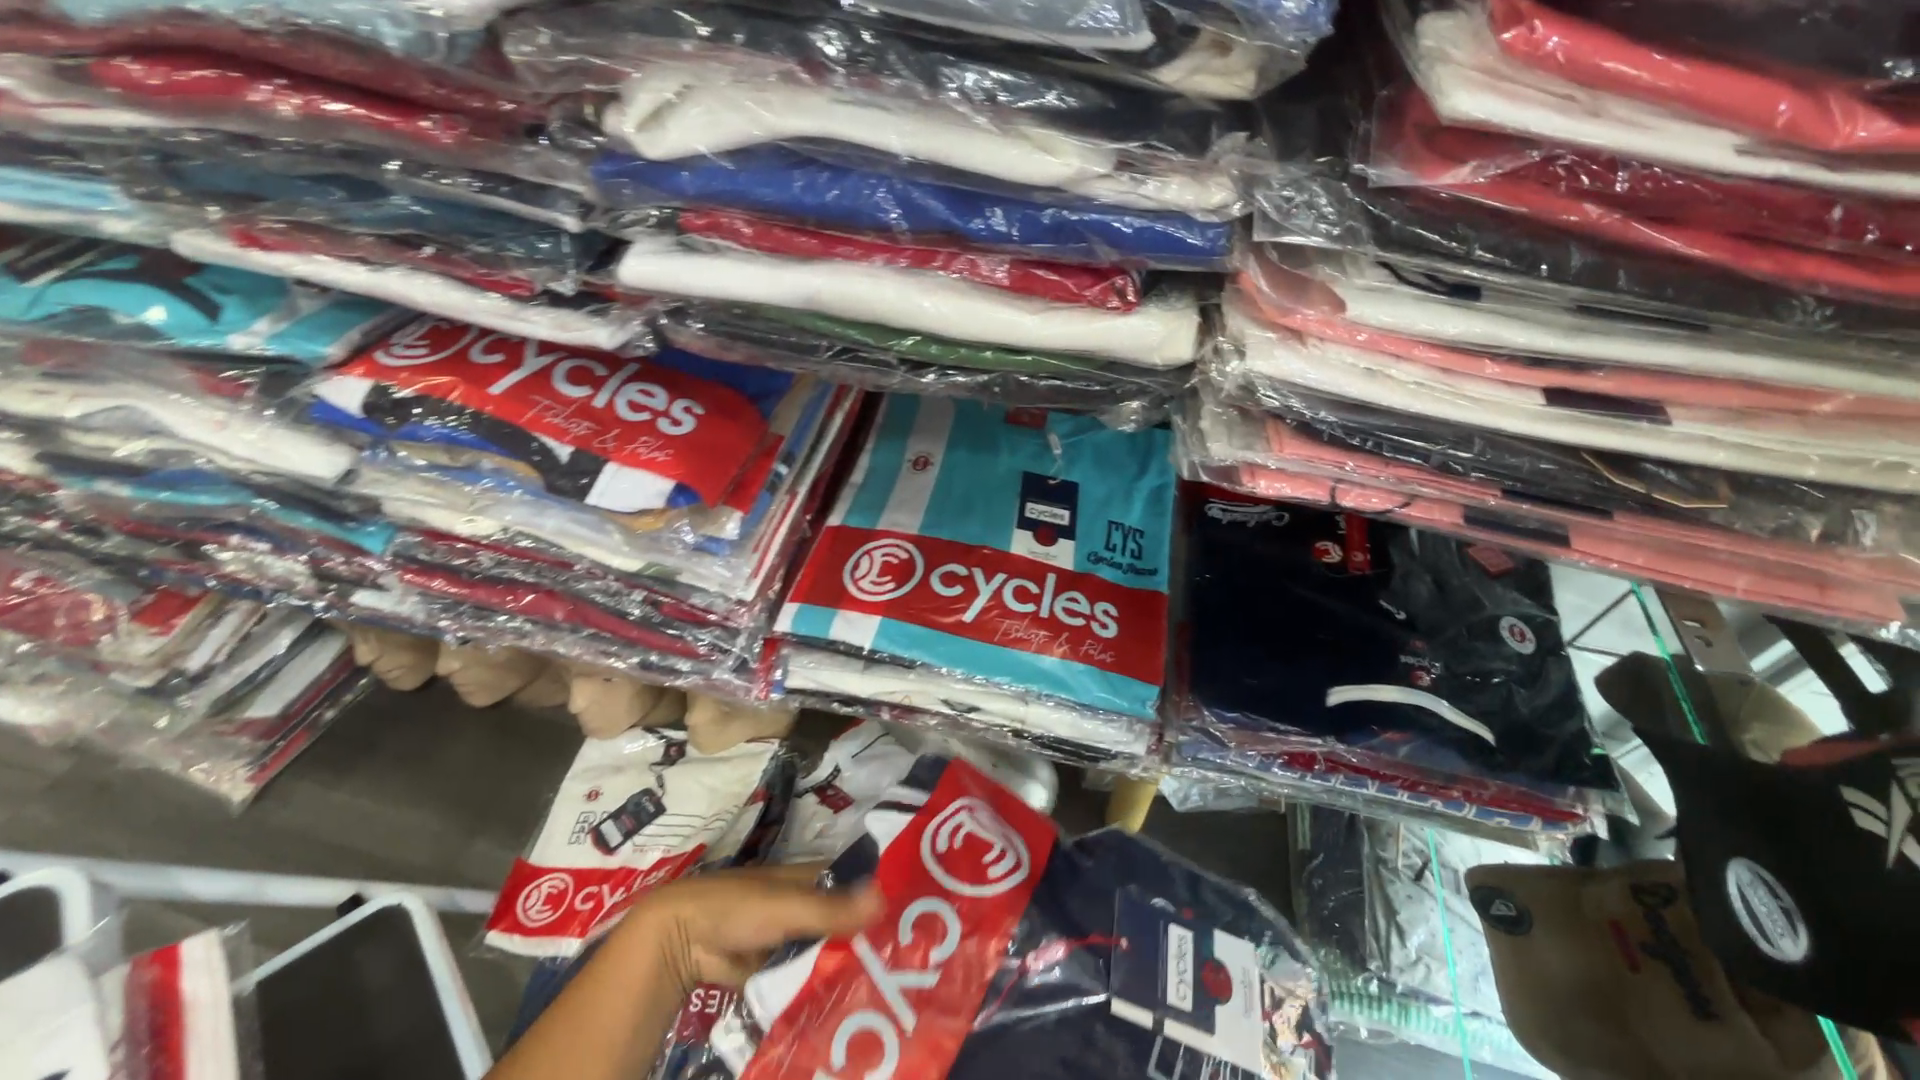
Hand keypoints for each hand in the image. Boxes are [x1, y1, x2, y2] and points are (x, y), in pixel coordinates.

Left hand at [621, 864, 882, 993]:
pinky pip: (809, 976)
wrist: (683, 940)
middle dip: (870, 935)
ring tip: (890, 983)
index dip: (880, 893)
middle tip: (908, 959)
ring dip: (850, 963)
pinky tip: (853, 998)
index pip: (854, 882)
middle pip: (845, 919)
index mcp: (810, 877)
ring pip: (829, 949)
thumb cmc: (736, 906)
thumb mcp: (788, 905)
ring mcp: (791, 938)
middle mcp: (805, 904)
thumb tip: (886, 899)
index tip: (914, 914)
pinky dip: (825, 984)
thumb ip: (833, 908)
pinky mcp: (778, 969)